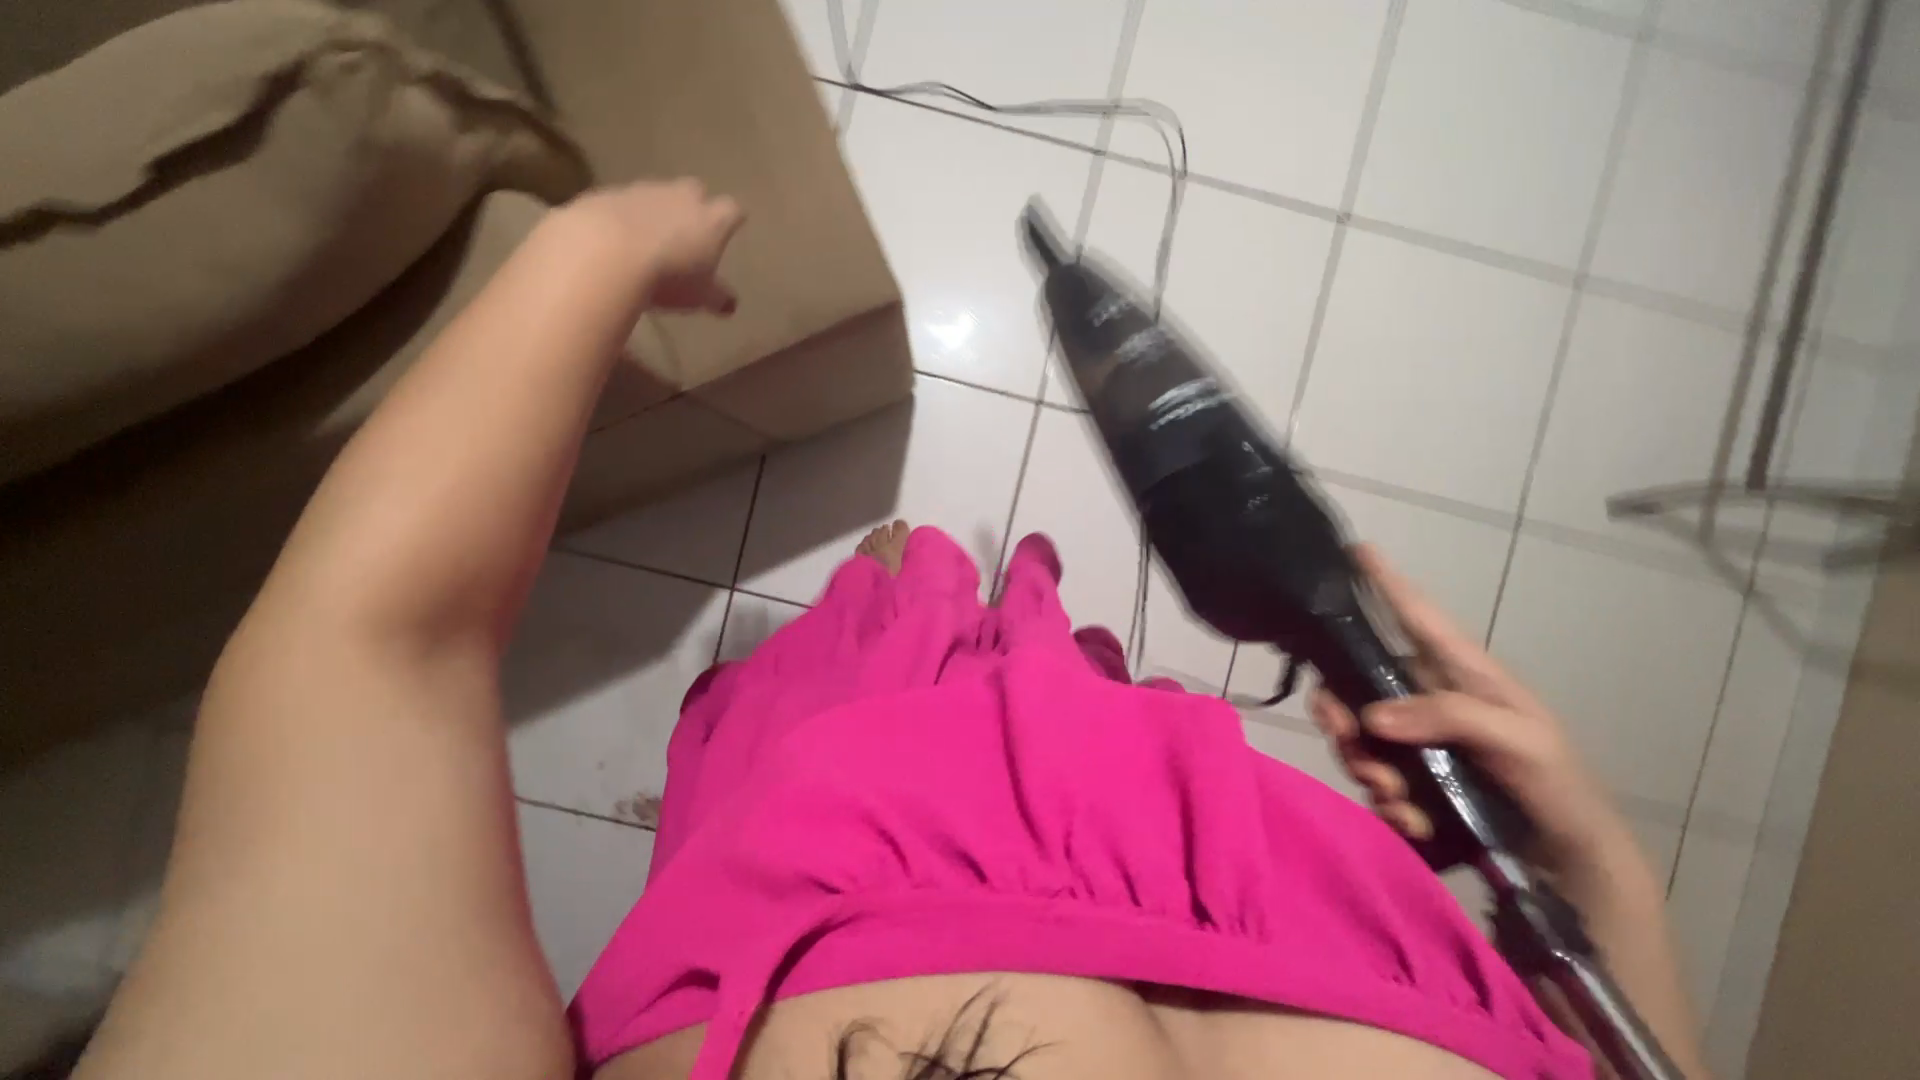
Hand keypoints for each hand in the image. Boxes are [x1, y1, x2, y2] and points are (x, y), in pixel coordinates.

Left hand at [557, 178, 745, 313]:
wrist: (605, 254)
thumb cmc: (667, 277)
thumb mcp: (700, 297)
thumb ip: (717, 297)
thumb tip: (730, 304)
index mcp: (711, 220)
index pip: (732, 210)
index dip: (732, 219)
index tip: (730, 228)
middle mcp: (680, 197)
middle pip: (694, 191)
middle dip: (694, 206)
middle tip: (688, 231)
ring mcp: (641, 191)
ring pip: (655, 195)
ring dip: (655, 211)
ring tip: (648, 240)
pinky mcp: (606, 195)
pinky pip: (620, 204)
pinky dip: (622, 218)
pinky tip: (614, 242)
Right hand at [1310, 545, 1646, 892]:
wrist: (1567, 861)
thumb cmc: (1556, 784)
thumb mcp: (1521, 742)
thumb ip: (1450, 716)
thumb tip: (1373, 715)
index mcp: (1462, 675)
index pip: (1418, 617)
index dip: (1386, 582)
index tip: (1355, 548)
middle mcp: (1428, 700)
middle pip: (1356, 683)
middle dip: (1338, 710)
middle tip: (1343, 736)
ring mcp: (1416, 743)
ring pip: (1355, 736)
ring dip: (1365, 768)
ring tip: (1397, 801)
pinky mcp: (1411, 782)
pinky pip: (1372, 781)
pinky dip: (1387, 805)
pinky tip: (1413, 823)